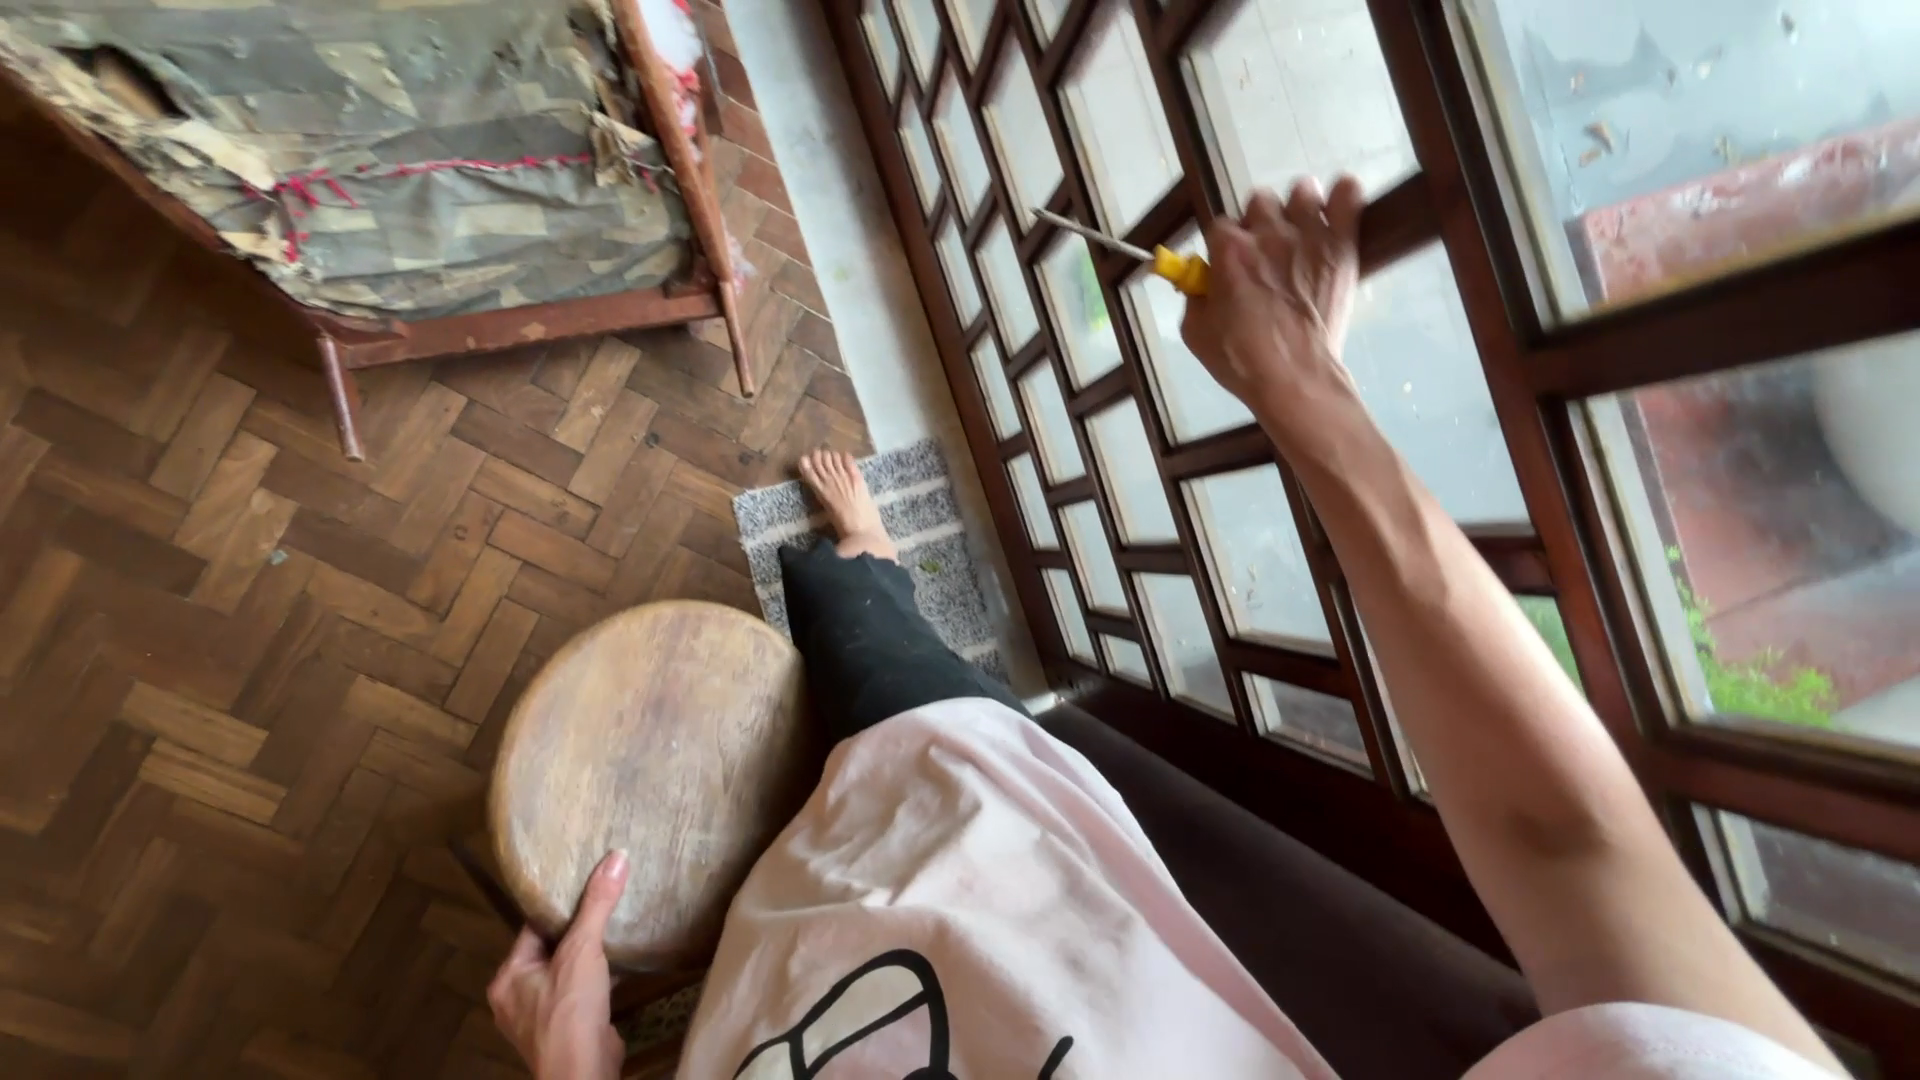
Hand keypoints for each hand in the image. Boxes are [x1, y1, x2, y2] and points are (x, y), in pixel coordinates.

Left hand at [488, 849, 630, 1079]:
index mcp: (508, 978)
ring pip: (562, 971)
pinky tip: (614, 963)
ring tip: (613, 926)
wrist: (582, 1074)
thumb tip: (617, 855)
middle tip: (605, 898)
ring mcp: (537, 1017)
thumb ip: (597, 904)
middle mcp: (515, 998)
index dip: (559, 906)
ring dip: (585, 954)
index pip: (533, 928)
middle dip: (576, 929)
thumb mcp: (583, 949)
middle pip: (548, 949)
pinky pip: (574, 991)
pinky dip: (592, 976)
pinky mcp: (561, 1029)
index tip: (585, 882)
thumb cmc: (570, 1010)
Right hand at [1181, 176, 1365, 439]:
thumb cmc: (1240, 360)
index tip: (1226, 265)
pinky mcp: (1342, 244)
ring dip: (1297, 208)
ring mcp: (1309, 235)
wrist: (1294, 376)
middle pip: (1259, 201)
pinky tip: (1335, 211)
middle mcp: (1268, 233)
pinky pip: (1347, 195)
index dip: (1221, 246)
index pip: (1219, 226)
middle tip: (1261, 251)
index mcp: (1229, 251)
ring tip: (1299, 233)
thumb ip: (1195, 297)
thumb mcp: (1196, 333)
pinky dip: (1342, 197)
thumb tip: (1201, 281)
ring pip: (1302, 191)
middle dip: (1256, 222)